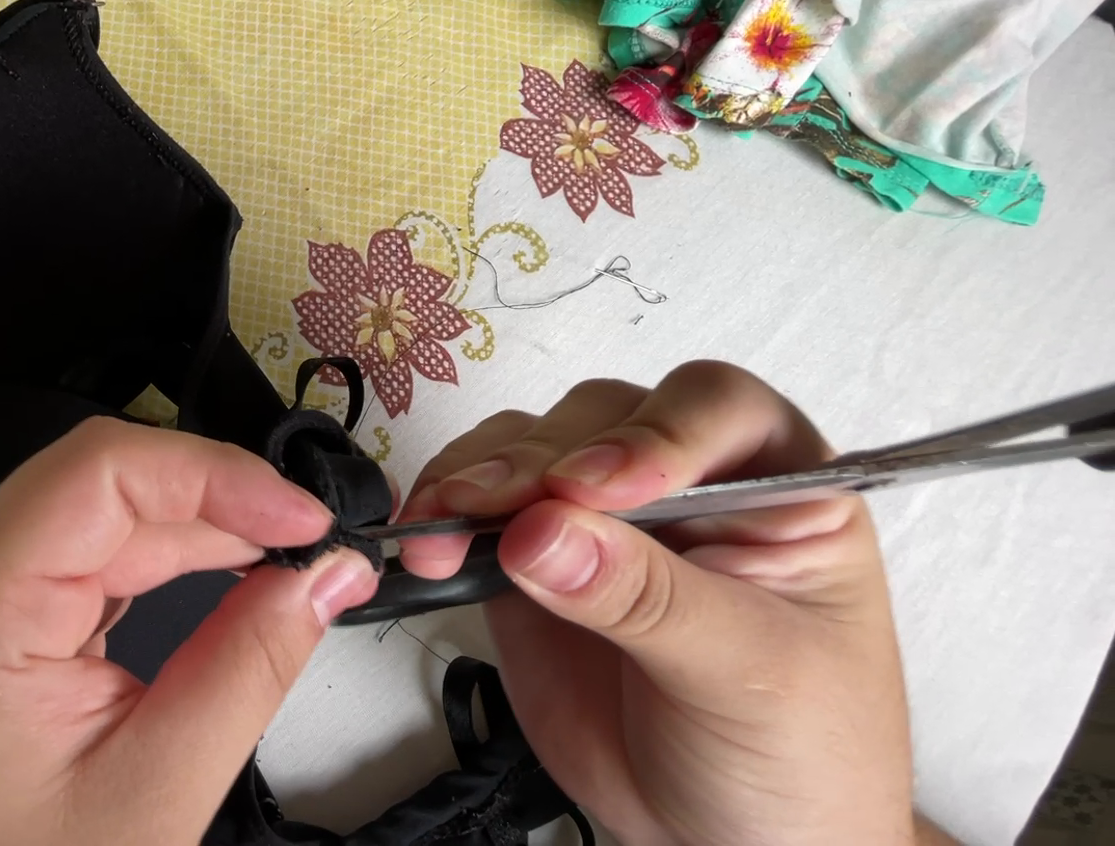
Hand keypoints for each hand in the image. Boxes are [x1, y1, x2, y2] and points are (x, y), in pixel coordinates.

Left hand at [0, 418, 381, 845]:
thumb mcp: (152, 789)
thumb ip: (249, 666)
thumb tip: (326, 574)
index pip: (99, 472)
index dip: (211, 473)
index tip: (299, 515)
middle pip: (107, 482)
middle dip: (220, 501)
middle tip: (314, 542)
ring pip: (110, 506)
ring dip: (205, 524)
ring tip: (288, 554)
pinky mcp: (0, 590)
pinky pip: (96, 541)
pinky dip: (169, 550)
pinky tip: (227, 564)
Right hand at [397, 362, 917, 845]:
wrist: (710, 833)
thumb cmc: (787, 758)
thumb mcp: (748, 680)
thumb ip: (647, 599)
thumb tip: (539, 533)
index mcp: (772, 491)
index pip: (715, 410)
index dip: (656, 430)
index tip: (596, 489)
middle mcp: (675, 480)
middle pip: (598, 416)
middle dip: (539, 459)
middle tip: (495, 507)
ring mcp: (589, 510)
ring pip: (523, 441)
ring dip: (474, 474)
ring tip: (439, 526)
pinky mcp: (522, 543)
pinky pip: (474, 494)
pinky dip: (441, 508)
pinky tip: (425, 538)